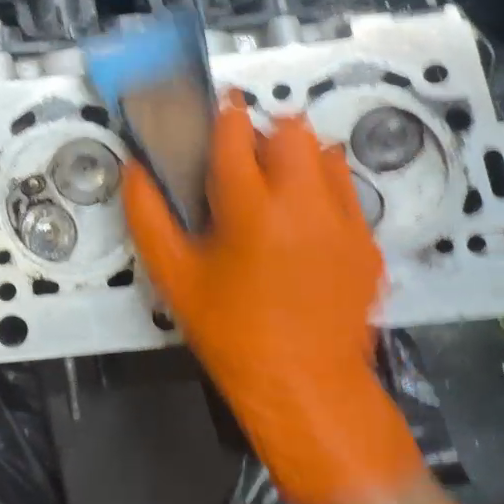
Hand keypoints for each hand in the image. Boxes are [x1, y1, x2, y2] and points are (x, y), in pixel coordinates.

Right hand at [123, 106, 423, 503]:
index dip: (224, 114)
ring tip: (275, 187)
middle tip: (243, 160)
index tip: (215, 114)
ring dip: (299, 157)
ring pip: (328, 154)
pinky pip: (347, 193)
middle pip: (294, 129)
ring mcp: (345, 222)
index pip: (238, 132)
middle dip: (265, 133)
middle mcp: (305, 203)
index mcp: (252, 208)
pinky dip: (323, 191)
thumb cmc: (231, 332)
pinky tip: (301, 226)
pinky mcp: (368, 244)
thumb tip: (135, 169)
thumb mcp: (174, 277)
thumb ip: (147, 215)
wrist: (307, 389)